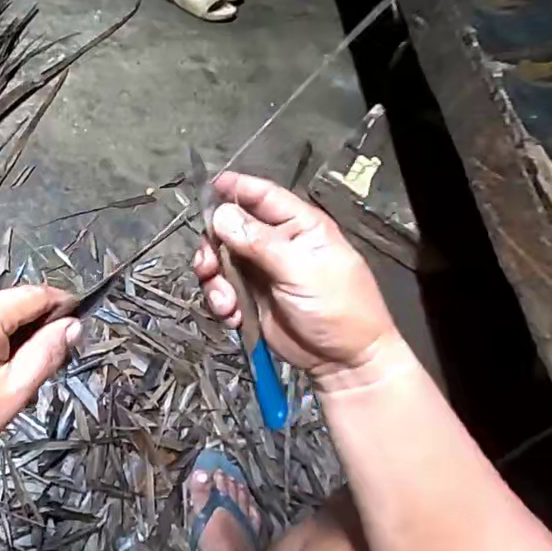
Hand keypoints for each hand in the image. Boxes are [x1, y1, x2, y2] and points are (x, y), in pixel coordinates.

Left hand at [0, 285, 80, 481]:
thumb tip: (71, 327)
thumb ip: (47, 353)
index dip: (64, 308)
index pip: (37, 293)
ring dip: (17, 345)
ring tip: (17, 385)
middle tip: (49, 368)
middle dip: (39, 332)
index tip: (79, 328)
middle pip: (17, 305)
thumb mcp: (13, 391)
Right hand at [192, 171, 408, 392]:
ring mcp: (261, 271)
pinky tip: (233, 315)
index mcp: (298, 226)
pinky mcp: (250, 297)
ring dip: (214, 280)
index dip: (234, 188)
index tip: (207, 188)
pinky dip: (220, 302)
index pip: (262, 195)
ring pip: (220, 260)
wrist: (343, 362)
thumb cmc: (338, 308)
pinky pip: (222, 289)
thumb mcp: (301, 271)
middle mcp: (276, 243)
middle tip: (209, 265)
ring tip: (225, 302)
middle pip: (229, 228)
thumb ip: (259, 243)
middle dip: (213, 245)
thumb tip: (221, 214)